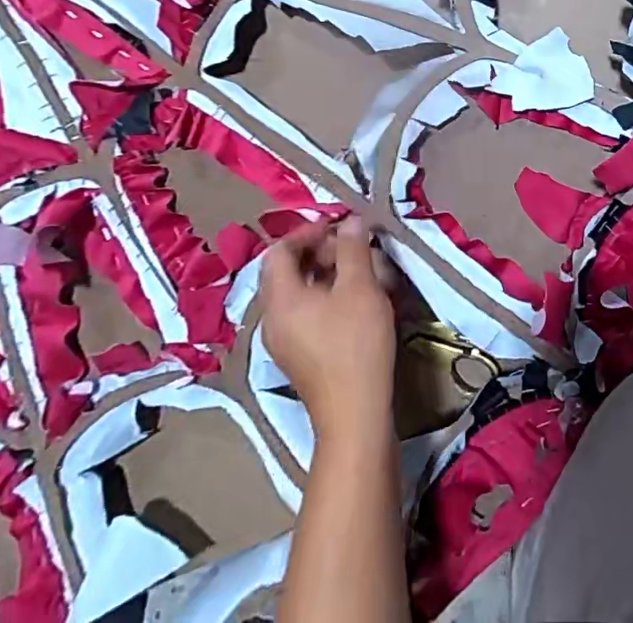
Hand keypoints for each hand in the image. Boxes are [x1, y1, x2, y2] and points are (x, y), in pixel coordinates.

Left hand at [260, 218, 398, 438]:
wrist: (354, 411)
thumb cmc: (356, 343)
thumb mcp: (360, 287)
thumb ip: (353, 249)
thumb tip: (350, 221)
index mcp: (280, 298)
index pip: (279, 251)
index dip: (307, 233)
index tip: (339, 228)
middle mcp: (271, 318)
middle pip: (285, 272)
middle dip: (318, 253)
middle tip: (351, 250)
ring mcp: (281, 341)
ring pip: (296, 294)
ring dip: (323, 276)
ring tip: (358, 274)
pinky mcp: (297, 356)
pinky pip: (302, 315)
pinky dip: (323, 299)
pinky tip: (353, 304)